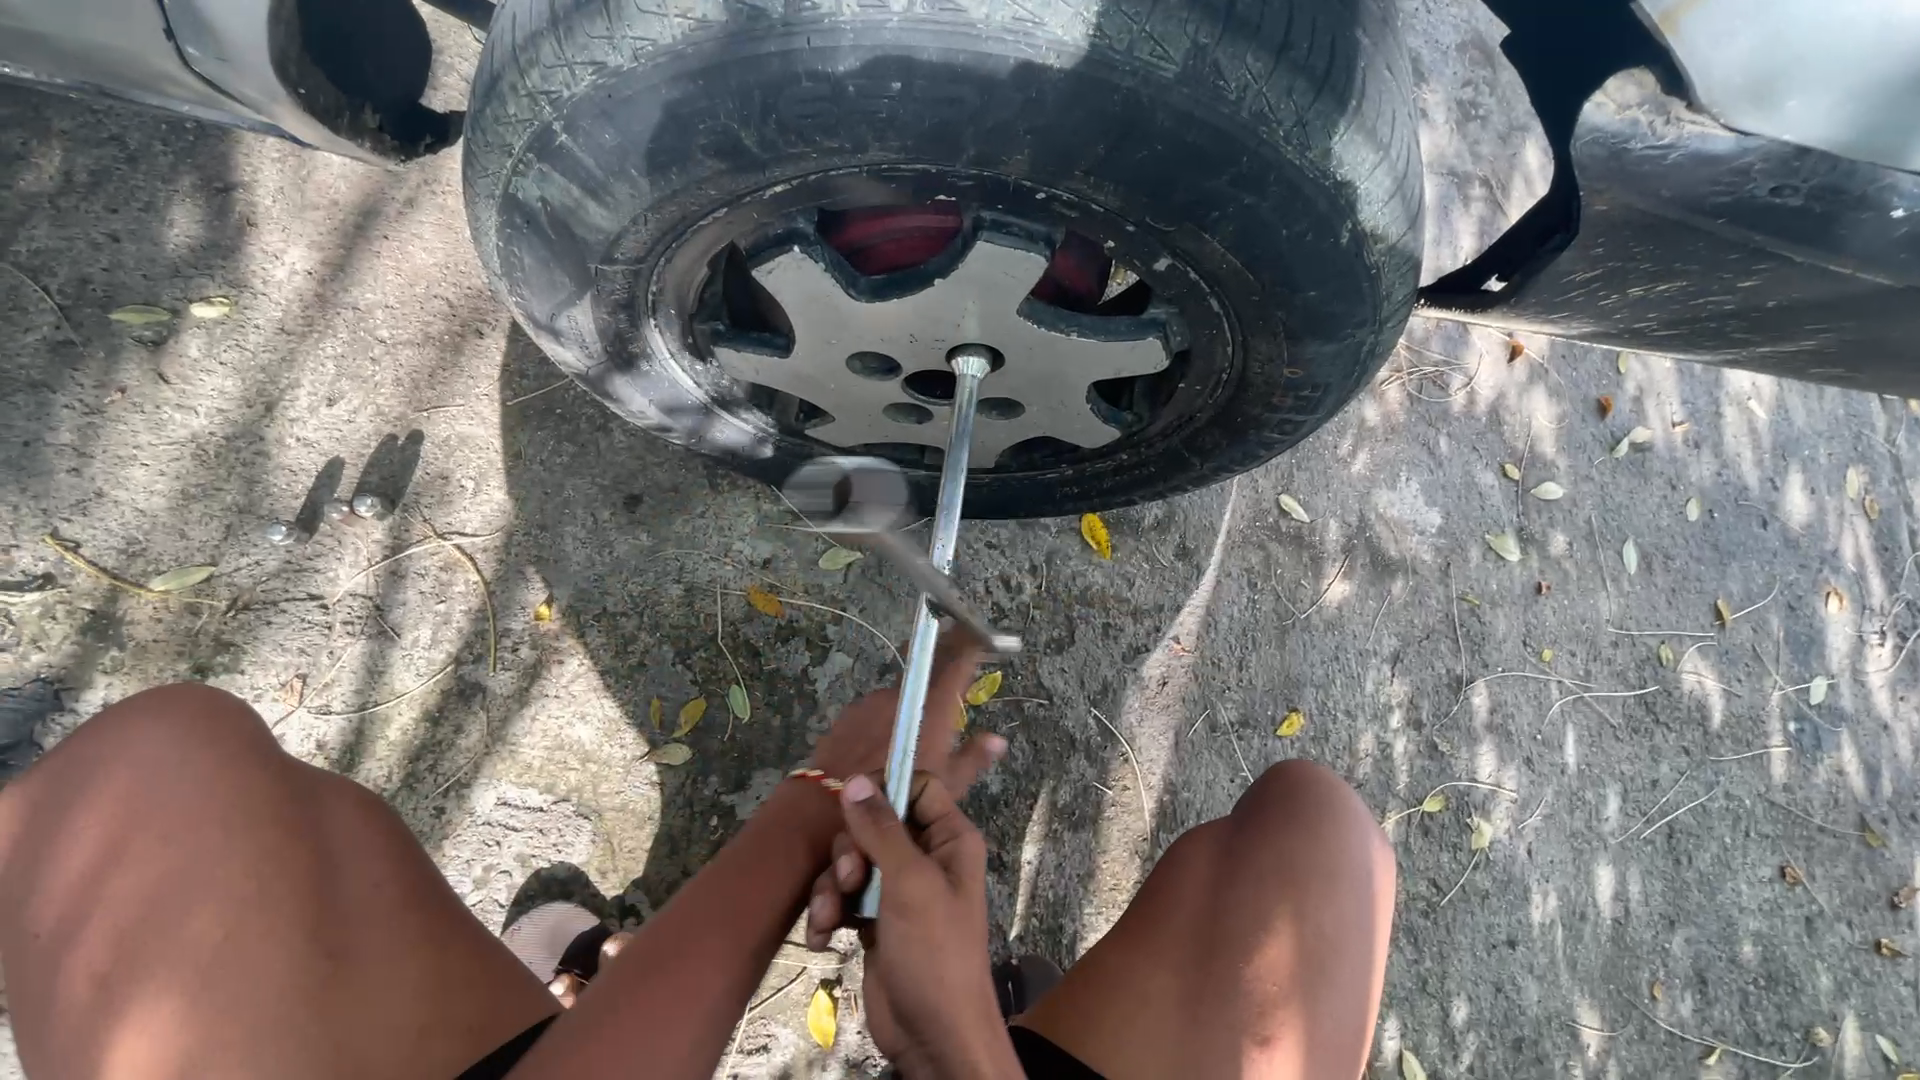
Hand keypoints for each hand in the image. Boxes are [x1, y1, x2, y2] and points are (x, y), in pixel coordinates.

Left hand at [805, 627, 986, 783]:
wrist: (831, 801)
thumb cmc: (899, 794)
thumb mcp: (947, 784)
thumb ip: (974, 757)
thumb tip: (998, 741)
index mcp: (935, 708)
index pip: (957, 661)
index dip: (969, 644)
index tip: (978, 635)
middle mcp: (906, 694)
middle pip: (928, 662)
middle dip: (943, 650)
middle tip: (955, 644)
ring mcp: (876, 699)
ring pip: (902, 689)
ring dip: (912, 695)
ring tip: (914, 719)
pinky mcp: (853, 709)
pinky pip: (878, 705)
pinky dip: (888, 712)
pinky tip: (884, 735)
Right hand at [828, 772, 1019, 1077]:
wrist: (932, 1036)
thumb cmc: (934, 951)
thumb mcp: (910, 883)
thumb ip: (881, 829)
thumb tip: (854, 779)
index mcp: (949, 838)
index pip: (918, 786)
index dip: (886, 790)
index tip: (854, 803)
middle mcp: (924, 856)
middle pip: (875, 822)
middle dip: (851, 849)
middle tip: (851, 879)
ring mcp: (897, 889)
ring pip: (852, 859)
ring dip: (832, 886)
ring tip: (831, 916)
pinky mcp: (873, 918)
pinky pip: (842, 895)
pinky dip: (828, 912)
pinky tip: (821, 937)